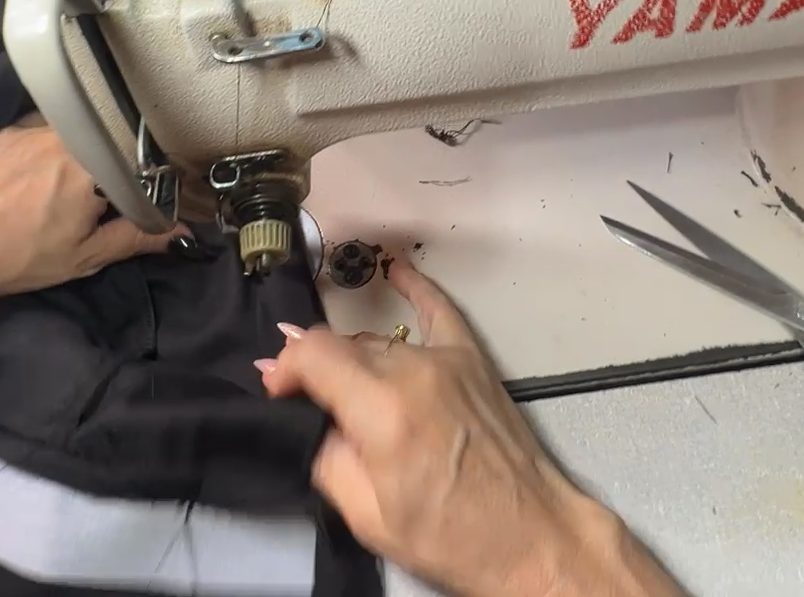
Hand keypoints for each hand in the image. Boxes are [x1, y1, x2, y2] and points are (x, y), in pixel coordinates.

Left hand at [0, 117, 178, 316]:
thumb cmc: (13, 257)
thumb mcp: (82, 256)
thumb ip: (137, 238)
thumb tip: (181, 232)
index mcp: (94, 165)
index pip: (143, 160)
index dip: (150, 178)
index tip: (146, 196)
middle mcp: (67, 136)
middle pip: (110, 141)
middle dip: (114, 165)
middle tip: (104, 196)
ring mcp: (33, 127)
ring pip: (78, 134)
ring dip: (83, 155)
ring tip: (66, 187)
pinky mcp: (6, 130)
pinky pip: (45, 131)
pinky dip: (51, 149)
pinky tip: (35, 177)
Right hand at [259, 260, 683, 596]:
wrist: (530, 536)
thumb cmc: (447, 537)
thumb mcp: (366, 514)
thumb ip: (323, 452)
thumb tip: (300, 409)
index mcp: (382, 409)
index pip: (313, 355)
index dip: (284, 368)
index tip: (273, 389)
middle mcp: (412, 369)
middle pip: (342, 345)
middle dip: (312, 367)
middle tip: (297, 396)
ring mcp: (445, 357)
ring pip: (376, 340)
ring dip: (349, 356)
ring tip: (336, 382)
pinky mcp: (470, 356)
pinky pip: (436, 308)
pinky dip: (413, 285)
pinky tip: (392, 266)